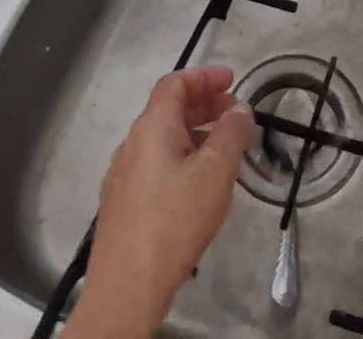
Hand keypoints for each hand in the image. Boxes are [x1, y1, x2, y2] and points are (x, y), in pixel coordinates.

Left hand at [65, 67, 254, 338]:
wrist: (127, 286)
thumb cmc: (175, 220)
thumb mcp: (216, 172)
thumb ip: (231, 134)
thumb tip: (238, 109)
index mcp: (152, 128)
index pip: (174, 84)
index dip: (204, 77)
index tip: (232, 80)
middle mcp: (132, 145)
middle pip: (168, 110)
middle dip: (204, 105)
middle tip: (236, 113)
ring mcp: (123, 176)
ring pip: (163, 139)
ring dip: (196, 133)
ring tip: (226, 150)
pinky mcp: (124, 204)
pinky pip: (156, 164)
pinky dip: (182, 157)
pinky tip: (201, 184)